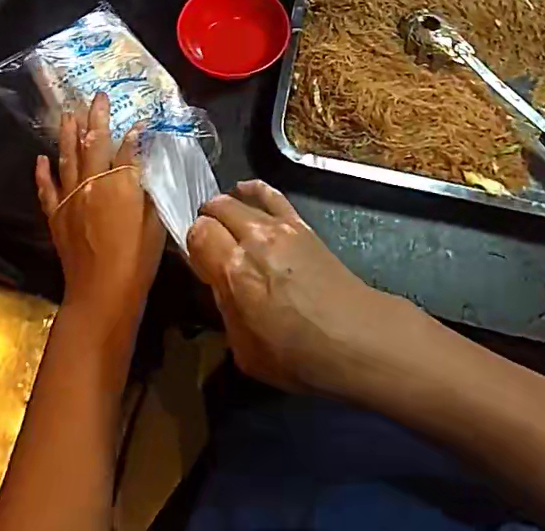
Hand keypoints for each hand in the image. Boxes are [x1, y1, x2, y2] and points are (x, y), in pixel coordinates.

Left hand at [33, 92, 164, 335]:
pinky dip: (43, 171)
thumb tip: (142, 161)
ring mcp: (70, 199)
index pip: (127, 148)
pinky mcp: (56, 215)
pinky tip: (42, 156)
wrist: (101, 293)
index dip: (133, 132)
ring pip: (67, 158)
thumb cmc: (138, 257)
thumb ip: (146, 186)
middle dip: (96, 118)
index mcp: (119, 184)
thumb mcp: (154, 218)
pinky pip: (47, 188)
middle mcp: (91, 184)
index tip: (139, 119)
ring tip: (68, 113)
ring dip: (67, 133)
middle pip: (93, 144)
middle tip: (96, 96)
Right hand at [186, 181, 435, 396]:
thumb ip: (225, 306)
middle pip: (218, 210)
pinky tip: (244, 190)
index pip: (198, 234)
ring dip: (226, 207)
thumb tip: (219, 281)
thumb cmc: (294, 353)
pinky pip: (273, 196)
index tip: (195, 259)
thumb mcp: (242, 347)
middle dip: (206, 222)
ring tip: (219, 219)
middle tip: (206, 243)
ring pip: (242, 200)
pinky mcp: (304, 225)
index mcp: (235, 269)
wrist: (353, 334)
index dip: (191, 244)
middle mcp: (256, 238)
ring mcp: (283, 226)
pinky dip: (255, 191)